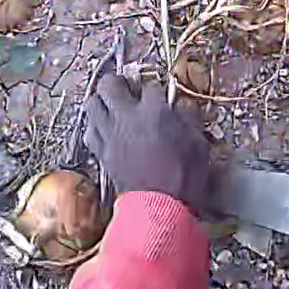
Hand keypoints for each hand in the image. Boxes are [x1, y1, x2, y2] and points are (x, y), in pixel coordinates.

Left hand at [83, 74, 211, 214]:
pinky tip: (107, 130)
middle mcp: (126, 116)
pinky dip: (96, 126)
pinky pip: (90, 130)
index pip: (149, 85)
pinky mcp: (100, 152)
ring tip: (113, 107)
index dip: (155, 88)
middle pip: (109, 84)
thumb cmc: (184, 174)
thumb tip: (181, 105)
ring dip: (101, 102)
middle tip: (127, 89)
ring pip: (91, 103)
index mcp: (153, 110)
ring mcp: (109, 133)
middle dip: (117, 82)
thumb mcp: (198, 141)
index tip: (160, 96)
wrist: (159, 207)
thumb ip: (188, 117)